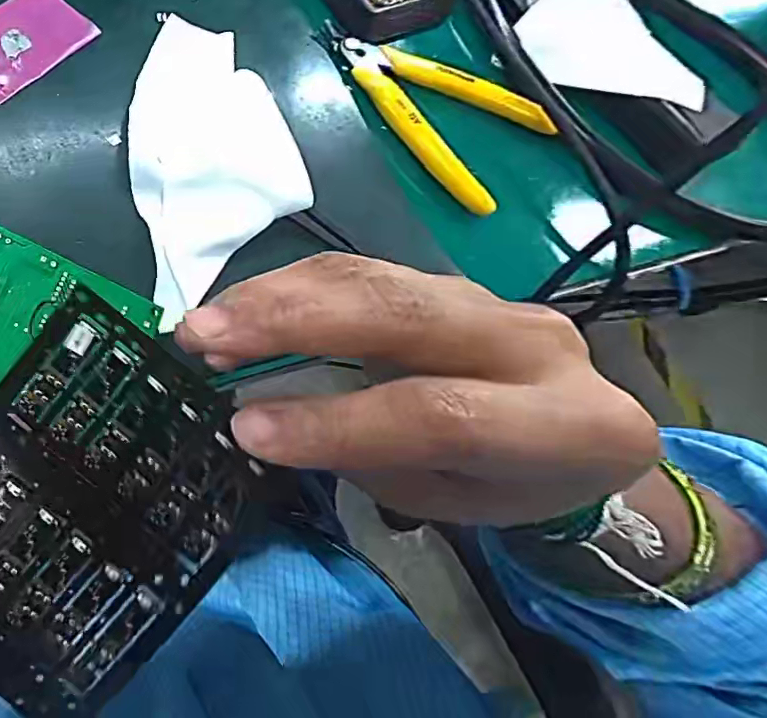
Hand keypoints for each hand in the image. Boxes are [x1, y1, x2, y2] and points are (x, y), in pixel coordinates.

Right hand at [176, 253, 659, 526]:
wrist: (558, 431)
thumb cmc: (498, 482)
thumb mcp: (442, 497)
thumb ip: (363, 453)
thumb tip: (260, 411)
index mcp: (565, 423)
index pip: (440, 413)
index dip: (336, 419)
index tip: (246, 429)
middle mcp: (525, 340)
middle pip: (394, 314)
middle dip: (285, 322)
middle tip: (203, 338)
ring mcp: (470, 293)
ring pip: (357, 278)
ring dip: (265, 297)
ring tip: (202, 325)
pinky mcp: (418, 273)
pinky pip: (338, 269)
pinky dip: (273, 288)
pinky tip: (230, 310)